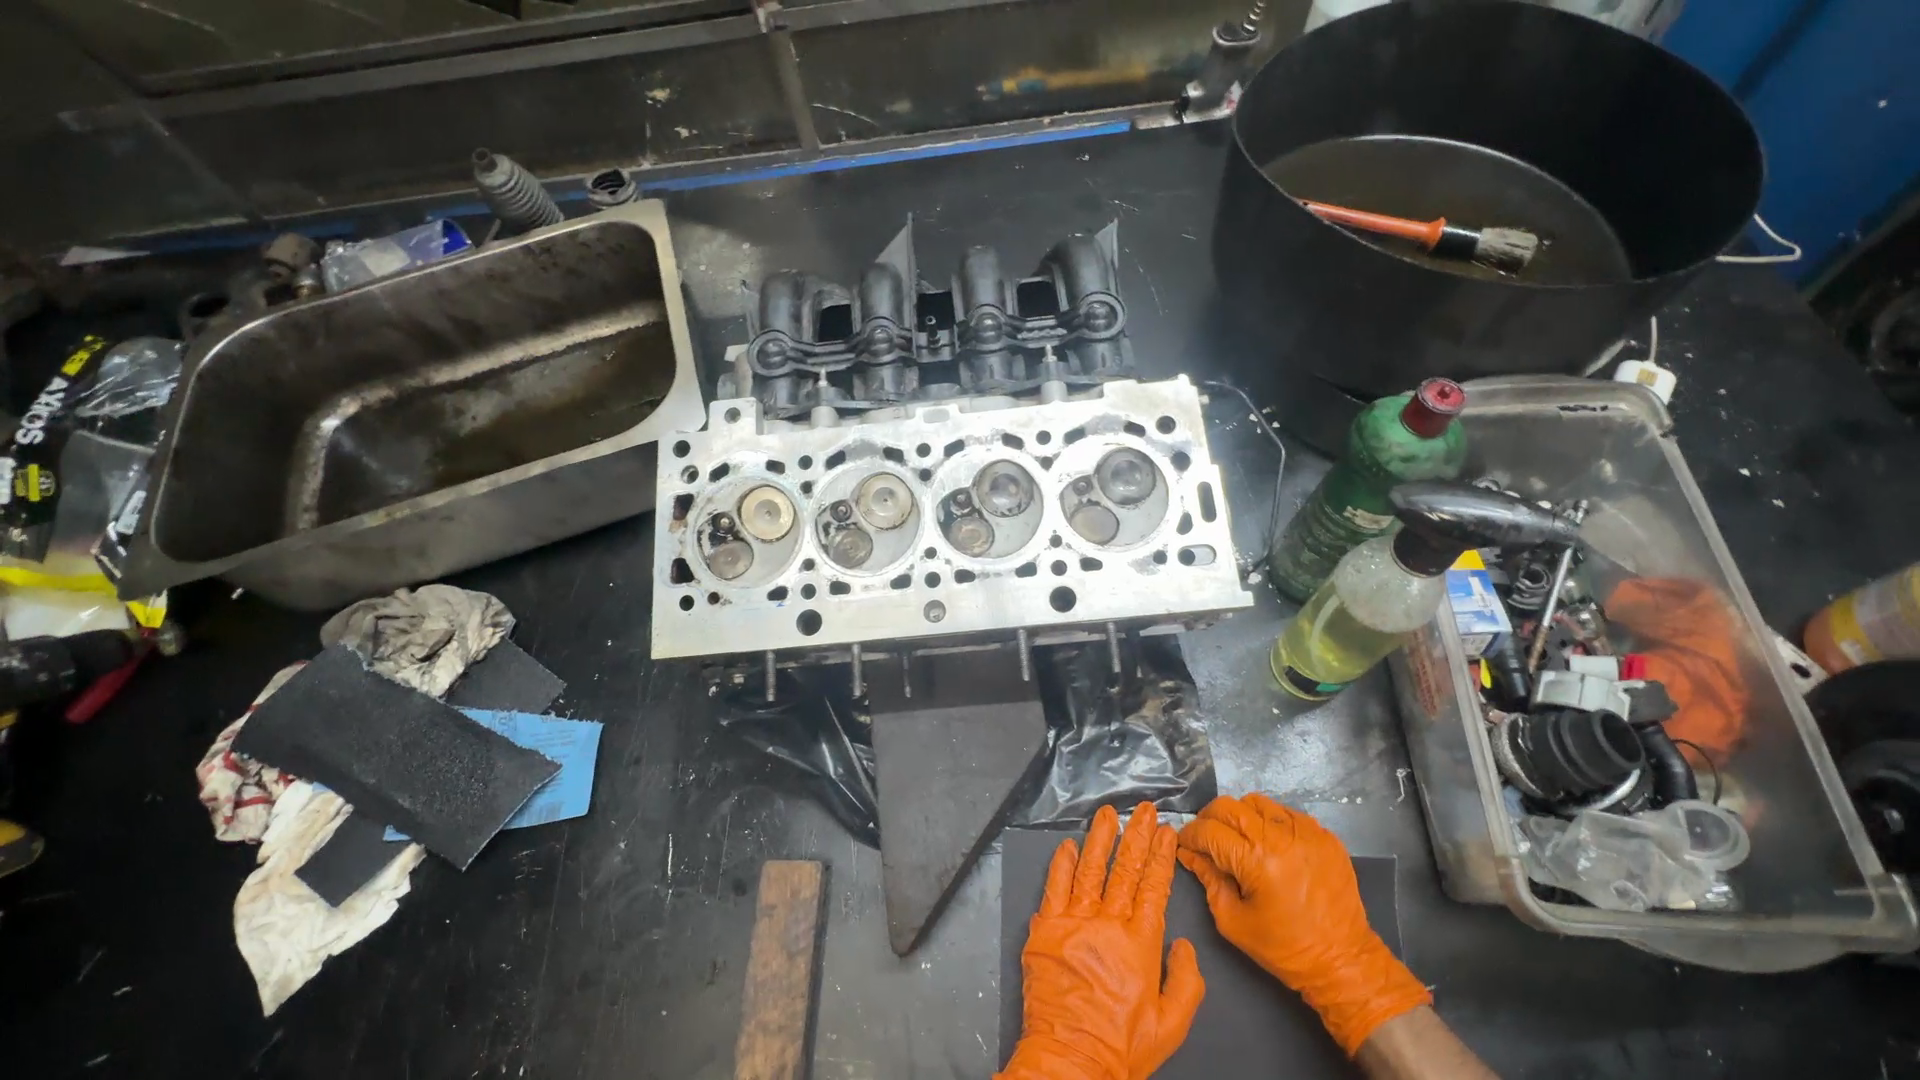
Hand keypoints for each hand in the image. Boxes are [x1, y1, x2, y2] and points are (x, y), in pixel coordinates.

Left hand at [999, 803, 1204, 1079]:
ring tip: (1108, 813)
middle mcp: (1107, 924)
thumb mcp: (1172, 1023)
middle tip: (1144, 809)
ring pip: (1089, 869)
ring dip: (1100, 839)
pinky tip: (1066, 844)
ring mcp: (1073, 923)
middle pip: (1125, 869)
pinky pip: (1054, 888)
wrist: (1071, 1060)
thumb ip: (1187, 980)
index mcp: (1140, 943)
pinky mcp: (1045, 930)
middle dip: (1137, 836)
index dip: (1160, 856)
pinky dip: (1060, 864)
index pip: (1154, 887)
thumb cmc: (1122, 1045)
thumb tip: (1183, 945)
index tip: (1166, 832)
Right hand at [1176, 794, 1429, 1057]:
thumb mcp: (1233, 921)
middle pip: (1229, 806)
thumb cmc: (1283, 947)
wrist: (1343, 960)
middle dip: (1209, 818)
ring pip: (1257, 802)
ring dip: (1239, 815)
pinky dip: (1269, 822)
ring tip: (1238, 839)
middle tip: (1206, 838)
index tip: (1186, 845)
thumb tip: (1188, 854)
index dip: (1190, 836)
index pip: (1209, 830)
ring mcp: (1306, 832)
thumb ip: (1208, 880)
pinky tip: (1268, 844)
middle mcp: (1280, 837)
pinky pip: (1286, 813)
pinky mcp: (1324, 835)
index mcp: (1256, 861)